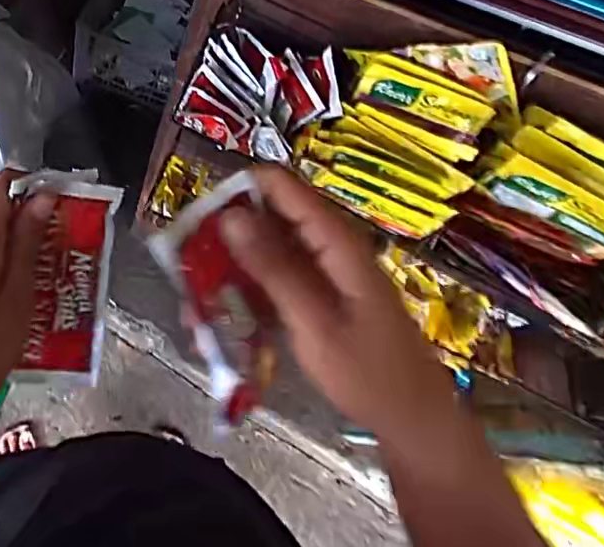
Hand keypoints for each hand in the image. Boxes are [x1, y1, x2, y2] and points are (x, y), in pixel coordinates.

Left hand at [0, 170, 54, 445]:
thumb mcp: (17, 296)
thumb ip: (28, 241)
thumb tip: (43, 196)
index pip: (4, 185)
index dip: (35, 185)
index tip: (63, 203)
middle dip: (32, 219)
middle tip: (64, 243)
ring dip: (19, 244)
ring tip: (48, 271)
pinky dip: (1, 262)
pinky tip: (20, 292)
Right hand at [219, 166, 461, 445]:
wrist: (413, 418)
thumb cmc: (369, 374)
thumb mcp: (314, 323)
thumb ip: (272, 267)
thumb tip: (230, 215)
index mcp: (334, 237)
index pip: (280, 185)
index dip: (237, 190)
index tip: (197, 217)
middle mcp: (328, 242)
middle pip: (269, 214)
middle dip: (228, 234)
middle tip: (190, 266)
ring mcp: (324, 266)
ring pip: (268, 247)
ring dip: (234, 267)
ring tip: (199, 299)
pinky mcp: (319, 290)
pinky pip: (277, 275)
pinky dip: (251, 289)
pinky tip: (227, 317)